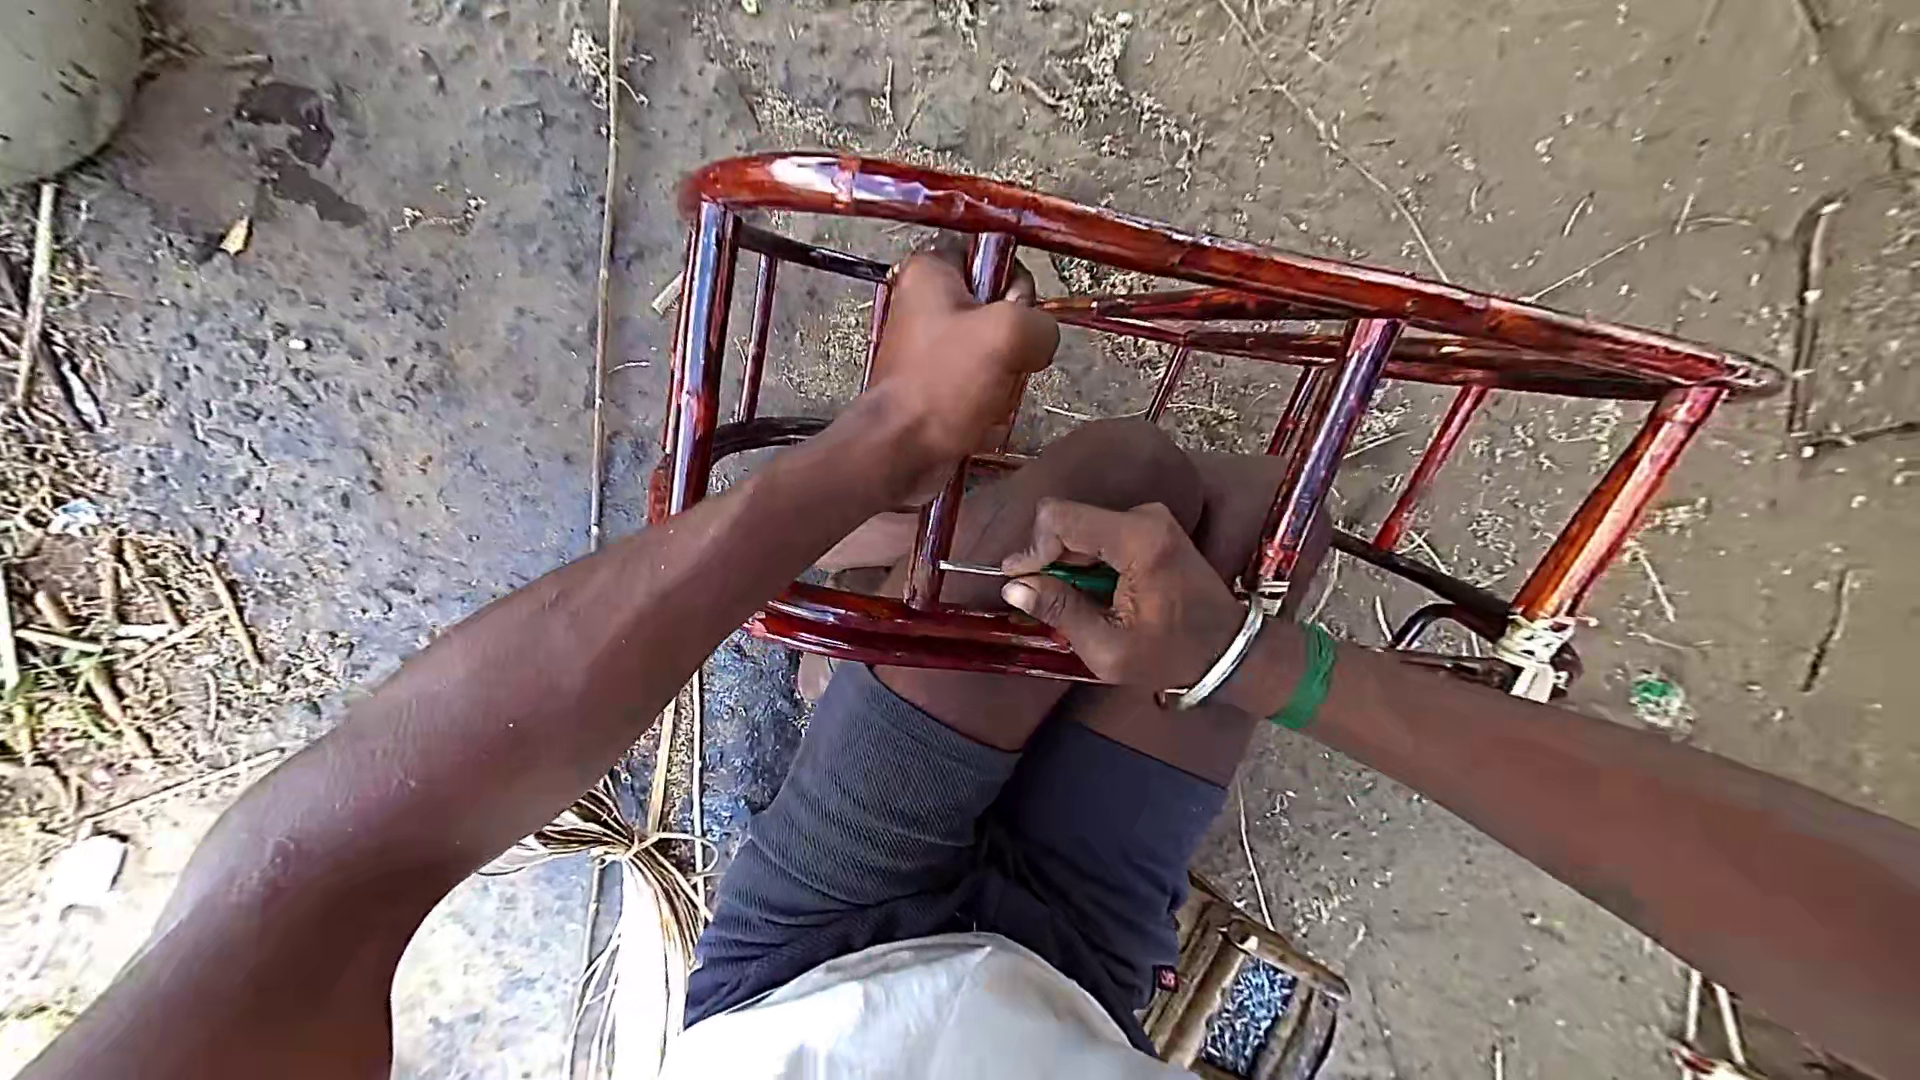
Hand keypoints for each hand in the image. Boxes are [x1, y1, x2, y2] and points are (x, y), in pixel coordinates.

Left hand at [860, 246, 1058, 497]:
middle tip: (1001, 366)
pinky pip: (983, 386)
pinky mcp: (937, 386)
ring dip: (1006, 381)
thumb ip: (1042, 322)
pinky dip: (990, 403)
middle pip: (1002, 311)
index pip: (995, 256)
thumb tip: (1041, 341)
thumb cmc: (943, 384)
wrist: (899, 450)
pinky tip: (980, 418)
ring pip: (997, 355)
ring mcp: (932, 350)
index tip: (1011, 317)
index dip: (1015, 286)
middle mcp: (928, 305)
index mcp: (932, 272)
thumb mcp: (1008, 334)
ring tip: (989, 399)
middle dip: (1014, 346)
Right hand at [1000, 498, 1245, 689]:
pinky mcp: (1150, 525)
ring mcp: (1150, 517)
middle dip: (1046, 556)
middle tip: (1041, 596)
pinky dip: (1082, 558)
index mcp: (1138, 540)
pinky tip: (1088, 589)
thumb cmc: (1172, 654)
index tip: (1021, 581)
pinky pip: (1097, 531)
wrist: (1230, 648)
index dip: (1032, 548)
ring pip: (1079, 524)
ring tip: (1069, 598)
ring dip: (1064, 560)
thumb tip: (1014, 586)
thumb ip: (1060, 611)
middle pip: (1068, 518)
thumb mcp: (1108, 649)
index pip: (1059, 518)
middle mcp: (1144, 516)